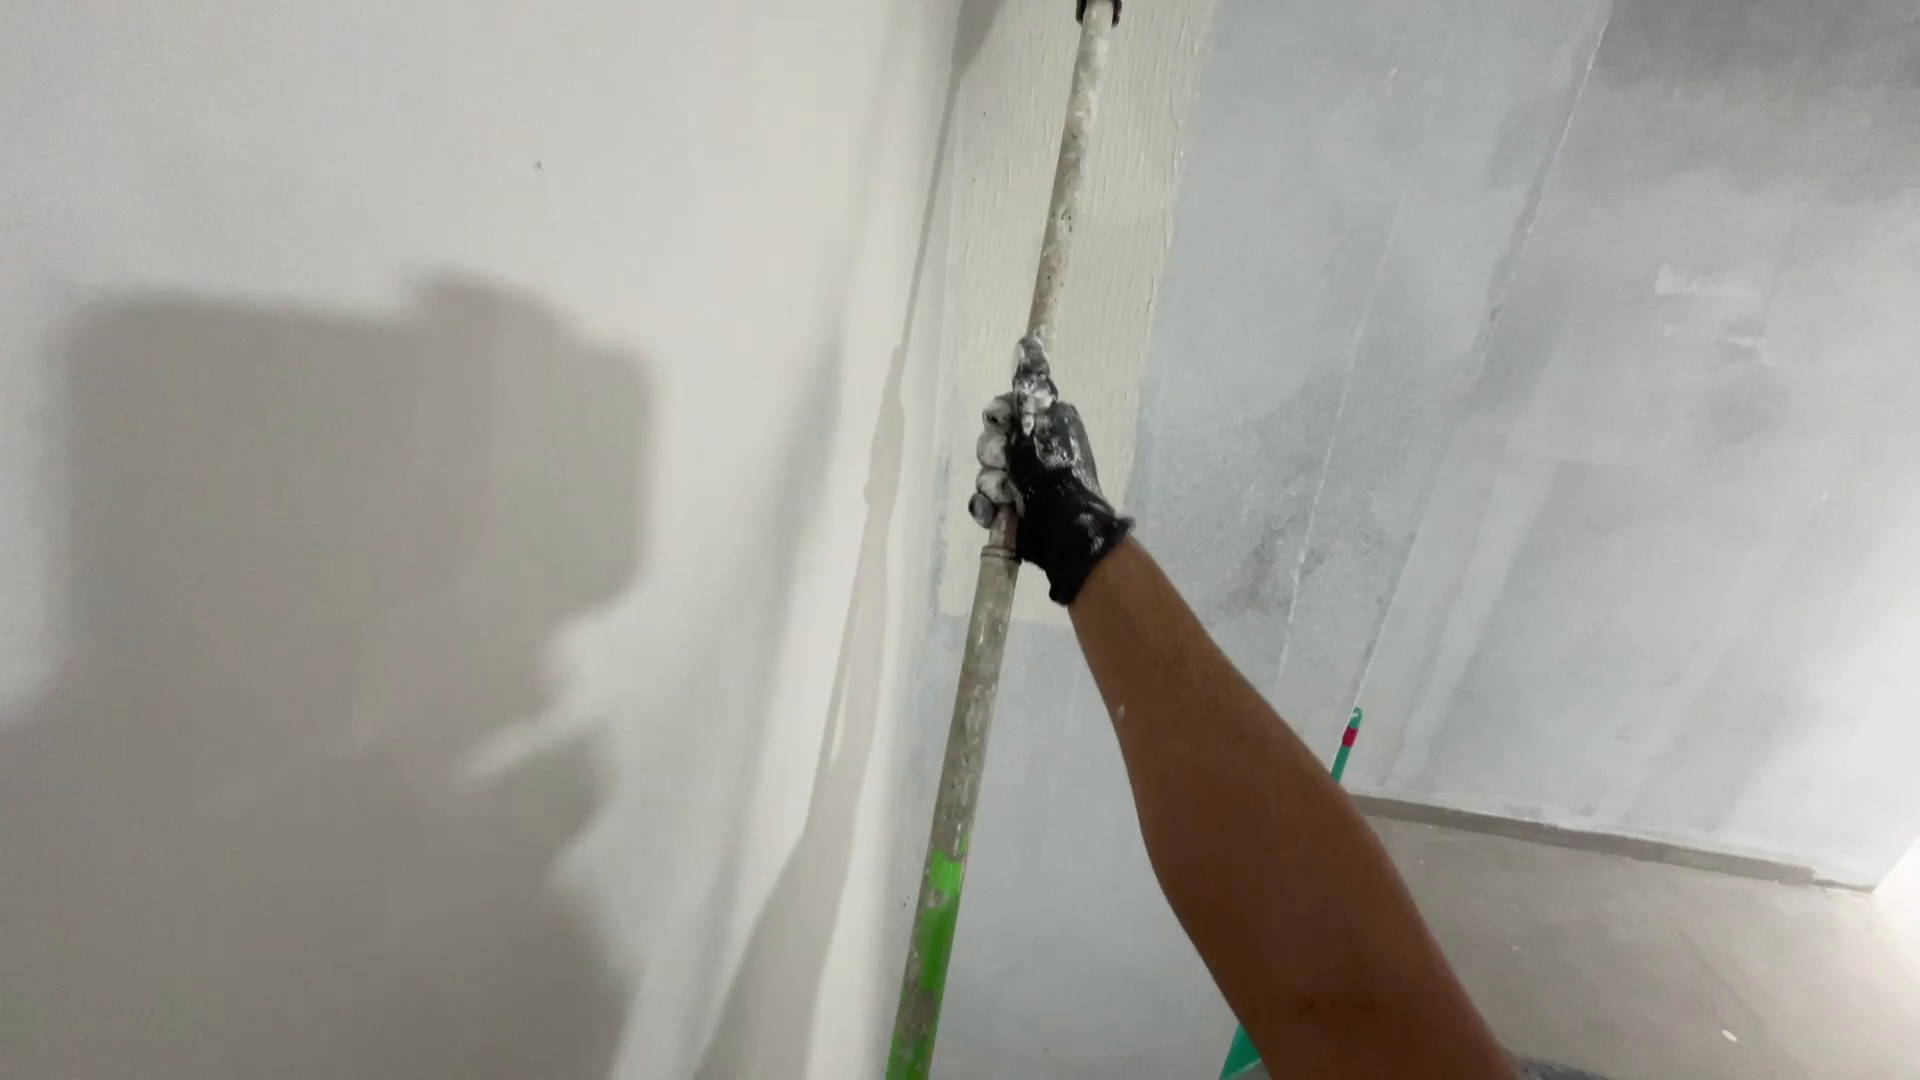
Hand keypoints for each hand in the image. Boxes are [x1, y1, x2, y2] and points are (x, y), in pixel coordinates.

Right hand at [969, 336, 1132, 604]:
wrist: (1060, 526)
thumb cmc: (1053, 469)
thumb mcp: (1042, 420)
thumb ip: (1031, 384)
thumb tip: (1030, 340)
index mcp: (1042, 428)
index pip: (1000, 412)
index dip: (998, 419)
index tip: (1005, 424)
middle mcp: (1029, 453)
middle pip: (987, 442)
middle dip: (994, 454)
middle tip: (1010, 464)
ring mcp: (1017, 484)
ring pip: (982, 474)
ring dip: (992, 484)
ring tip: (1010, 495)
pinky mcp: (1007, 512)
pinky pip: (980, 502)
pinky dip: (988, 509)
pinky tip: (999, 512)